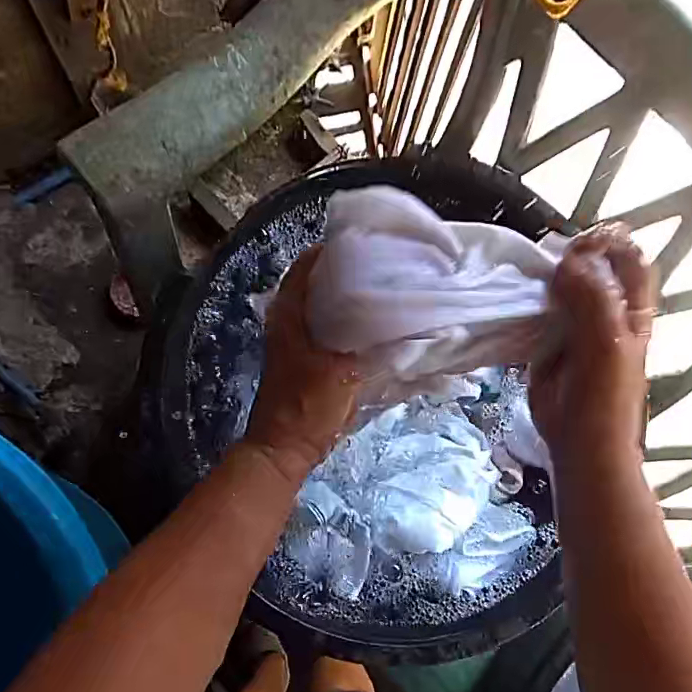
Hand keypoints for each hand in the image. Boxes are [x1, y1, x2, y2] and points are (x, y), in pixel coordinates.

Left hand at [242, 246, 360, 481]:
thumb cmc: (307, 408)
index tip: (366, 242)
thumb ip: (372, 348)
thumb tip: (407, 325)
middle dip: (345, 271)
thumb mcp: (342, 373)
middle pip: (316, 283)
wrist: (285, 448)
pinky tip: (371, 324)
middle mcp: (287, 322)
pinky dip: (345, 321)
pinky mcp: (304, 359)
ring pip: (322, 306)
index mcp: (289, 315)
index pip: (307, 265)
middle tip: (381, 264)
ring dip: (346, 296)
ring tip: (381, 288)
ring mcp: (294, 341)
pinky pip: (326, 328)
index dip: (333, 250)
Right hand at [529, 225, 654, 468]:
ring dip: (546, 282)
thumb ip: (591, 298)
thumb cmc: (603, 396)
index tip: (578, 242)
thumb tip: (566, 262)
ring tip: (527, 275)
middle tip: (547, 255)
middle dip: (572, 258)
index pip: (628, 261)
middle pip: (592, 272)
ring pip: (562, 293)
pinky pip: (539, 318)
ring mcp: (576, 331)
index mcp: (631, 312)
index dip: (609, 244)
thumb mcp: (605, 341)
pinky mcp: (549, 348)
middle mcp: (605, 315)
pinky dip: (527, 307)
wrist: (581, 443)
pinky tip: (514, 302)